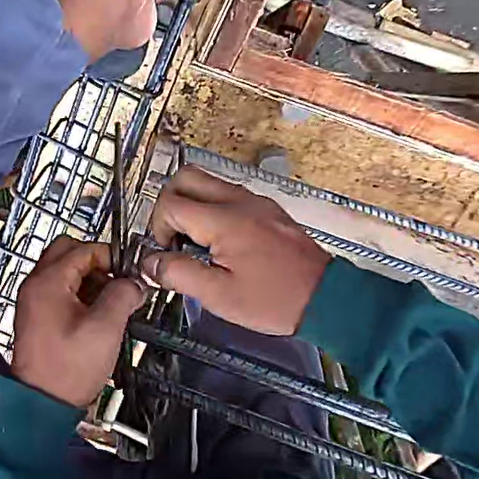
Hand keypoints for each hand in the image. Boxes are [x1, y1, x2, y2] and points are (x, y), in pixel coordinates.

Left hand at [11, 237, 144, 406]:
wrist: (42, 402)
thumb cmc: (67, 368)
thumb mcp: (105, 328)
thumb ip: (122, 296)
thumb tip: (134, 282)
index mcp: (48, 282)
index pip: (83, 249)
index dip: (111, 257)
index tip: (130, 273)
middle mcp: (35, 285)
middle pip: (68, 252)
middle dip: (97, 263)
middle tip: (118, 282)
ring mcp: (34, 300)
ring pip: (64, 271)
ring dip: (89, 278)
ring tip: (111, 302)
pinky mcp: (37, 315)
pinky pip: (59, 290)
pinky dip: (79, 293)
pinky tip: (97, 314)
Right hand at [141, 165, 330, 334]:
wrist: (329, 301)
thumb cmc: (275, 301)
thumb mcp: (218, 296)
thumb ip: (177, 274)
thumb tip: (149, 263)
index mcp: (224, 220)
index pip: (170, 204)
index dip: (159, 229)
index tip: (168, 254)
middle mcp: (239, 201)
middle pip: (185, 177)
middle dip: (169, 204)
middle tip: (174, 237)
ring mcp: (254, 202)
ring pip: (206, 182)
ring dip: (190, 205)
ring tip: (196, 243)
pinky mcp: (266, 209)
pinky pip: (227, 194)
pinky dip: (211, 209)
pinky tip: (219, 243)